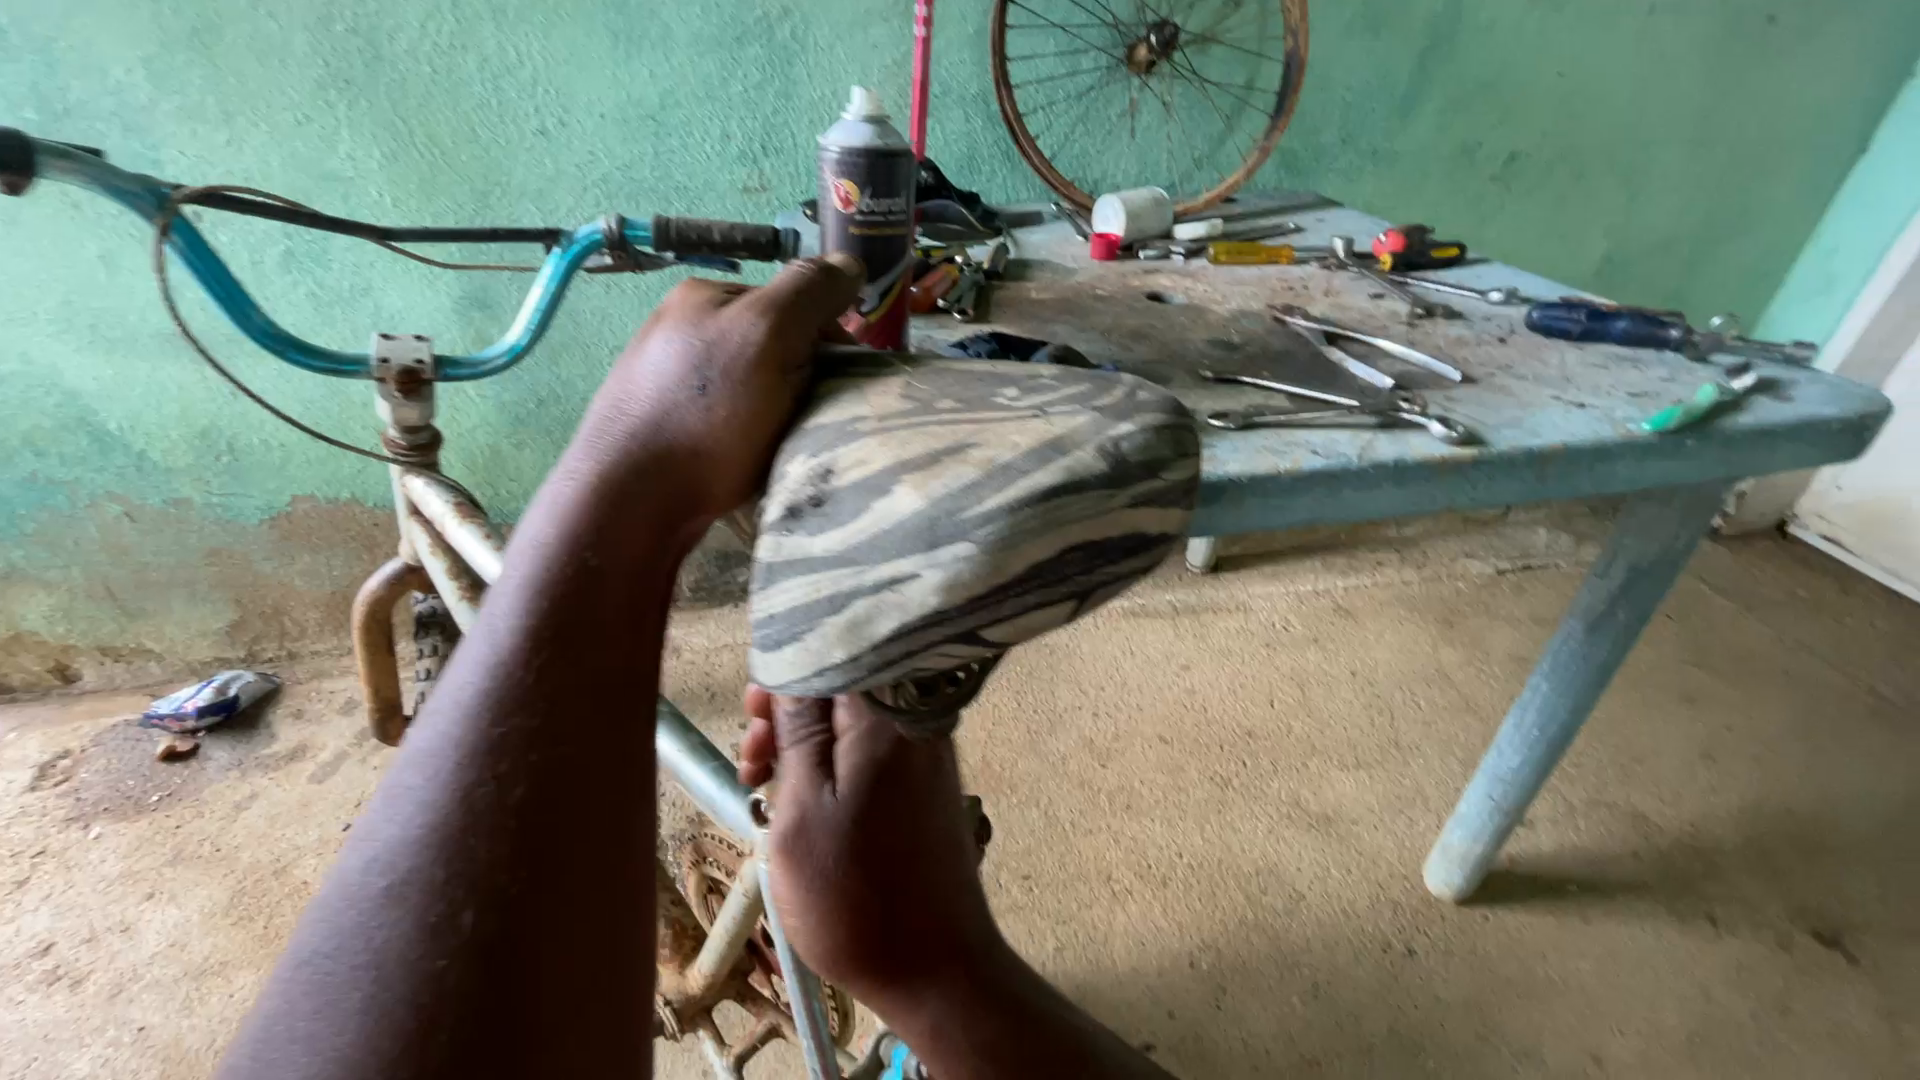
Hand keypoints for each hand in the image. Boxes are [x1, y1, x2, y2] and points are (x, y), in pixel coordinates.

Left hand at [567, 254, 861, 526]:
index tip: (843, 385)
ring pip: (756, 387)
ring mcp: (671, 380)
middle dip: (804, 381)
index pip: (795, 304)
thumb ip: (808, 293)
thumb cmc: (705, 415)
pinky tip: (753, 461)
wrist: (630, 500)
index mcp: (708, 296)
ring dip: (781, 413)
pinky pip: (732, 421)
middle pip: (776, 346)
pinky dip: (754, 438)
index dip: (830, 343)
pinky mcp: (668, 428)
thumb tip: (849, 262)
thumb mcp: (766, 335)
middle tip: (814, 420)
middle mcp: (684, 329)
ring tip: (786, 446)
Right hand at [738, 687, 1007, 1011]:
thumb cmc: (856, 894)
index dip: (785, 672)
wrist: (935, 967)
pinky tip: (805, 797)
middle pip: (842, 684)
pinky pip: (870, 748)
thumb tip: (789, 670)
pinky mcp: (925, 780)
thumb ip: (798, 731)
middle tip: (753, 759)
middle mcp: (915, 718)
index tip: (752, 711)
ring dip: (806, 742)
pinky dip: (834, 763)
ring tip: (766, 785)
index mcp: (886, 715)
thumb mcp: (803, 809)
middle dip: (789, 712)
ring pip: (852, 719)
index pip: (832, 654)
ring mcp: (925, 749)